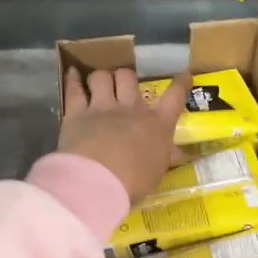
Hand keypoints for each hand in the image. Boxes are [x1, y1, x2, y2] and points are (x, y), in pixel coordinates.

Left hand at [60, 67, 188, 203]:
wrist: (97, 184)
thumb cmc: (134, 184)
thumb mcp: (158, 172)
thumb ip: (165, 157)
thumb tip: (177, 153)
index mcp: (157, 124)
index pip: (175, 97)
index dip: (180, 84)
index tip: (185, 74)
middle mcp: (131, 109)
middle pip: (128, 77)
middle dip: (125, 78)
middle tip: (122, 87)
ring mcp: (102, 108)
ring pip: (102, 77)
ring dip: (101, 78)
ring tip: (98, 84)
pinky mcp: (76, 114)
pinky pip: (74, 89)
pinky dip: (73, 80)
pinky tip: (72, 73)